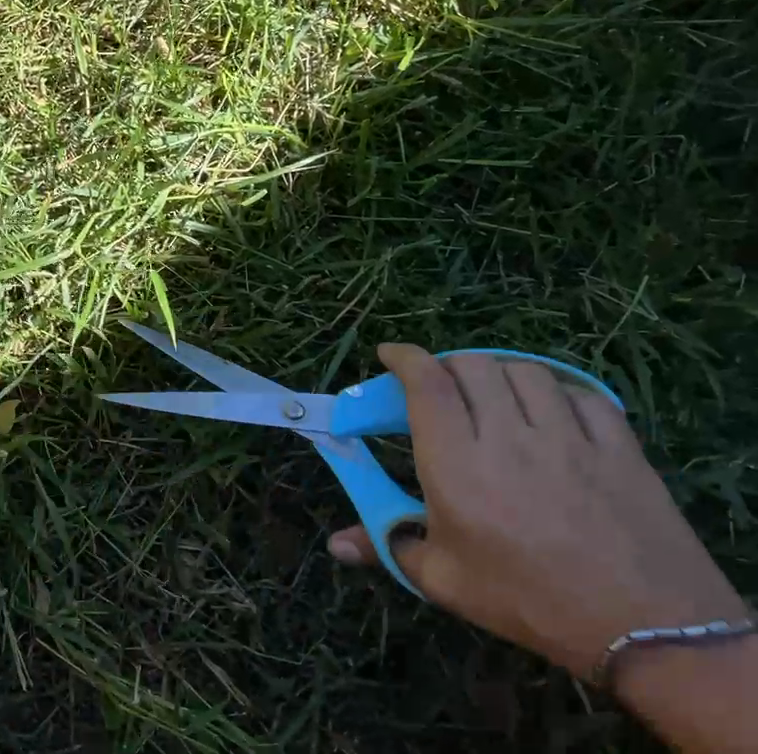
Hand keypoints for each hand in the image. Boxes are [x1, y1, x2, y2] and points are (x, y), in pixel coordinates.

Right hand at [328, 344, 746, 677]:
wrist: (650, 631)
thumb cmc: (529, 601)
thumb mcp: (444, 579)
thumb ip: (387, 547)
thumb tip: (336, 544)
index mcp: (456, 465)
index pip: (427, 384)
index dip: (404, 358)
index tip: (390, 355)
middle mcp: (509, 440)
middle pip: (474, 367)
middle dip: (448, 365)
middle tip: (439, 384)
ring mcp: (571, 442)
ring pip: (527, 373)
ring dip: (499, 373)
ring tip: (492, 393)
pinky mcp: (621, 453)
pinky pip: (584, 397)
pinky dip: (557, 391)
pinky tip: (551, 409)